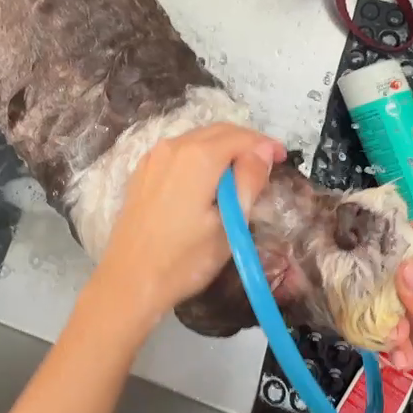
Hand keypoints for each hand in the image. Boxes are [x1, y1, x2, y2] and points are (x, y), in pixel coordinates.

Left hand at [86, 123, 284, 333]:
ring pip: (197, 138)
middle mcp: (173, 146)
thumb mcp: (229, 224)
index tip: (283, 159)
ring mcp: (153, 157)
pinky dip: (199, 156)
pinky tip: (207, 180)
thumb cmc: (184, 259)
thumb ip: (248, 181)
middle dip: (245, 143)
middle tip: (266, 165)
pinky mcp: (142, 171)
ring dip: (222, 148)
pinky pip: (178, 151)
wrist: (129, 280)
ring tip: (240, 174)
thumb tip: (263, 151)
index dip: (266, 145)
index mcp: (198, 156)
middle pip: (218, 131)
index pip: (242, 137)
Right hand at [394, 224, 412, 412]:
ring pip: (392, 293)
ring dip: (387, 316)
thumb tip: (400, 270)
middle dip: (388, 282)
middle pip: (406, 263)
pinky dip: (389, 339)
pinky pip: (391, 323)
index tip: (383, 264)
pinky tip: (401, 361)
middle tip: (377, 304)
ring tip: (395, 341)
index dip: (407, 245)